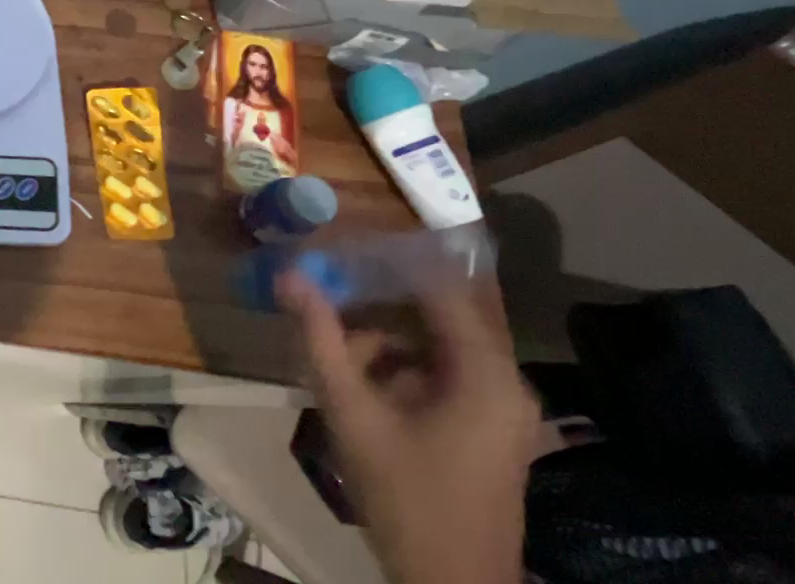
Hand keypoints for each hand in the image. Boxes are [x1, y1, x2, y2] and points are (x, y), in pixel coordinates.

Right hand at [280, 272, 538, 583]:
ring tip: (333, 354)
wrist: (452, 583)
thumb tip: (290, 277)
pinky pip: (442, 376)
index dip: (390, 261)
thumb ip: (320, 340)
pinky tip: (358, 386)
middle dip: (376, 305)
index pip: (442, 288)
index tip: (341, 245)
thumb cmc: (405, 495)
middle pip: (436, 317)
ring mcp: (500, 409)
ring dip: (382, 342)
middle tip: (322, 294)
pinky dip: (399, 370)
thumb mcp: (351, 412)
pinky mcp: (488, 429)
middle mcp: (503, 382)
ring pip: (435, 348)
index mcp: (485, 374)